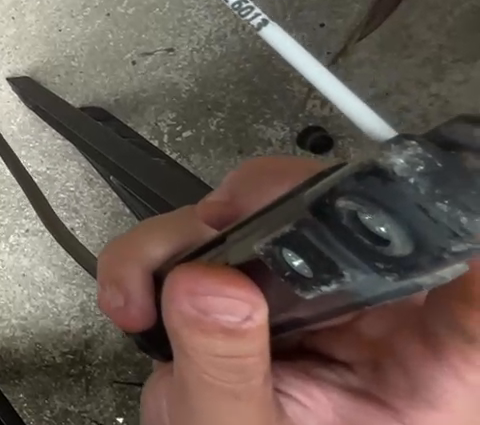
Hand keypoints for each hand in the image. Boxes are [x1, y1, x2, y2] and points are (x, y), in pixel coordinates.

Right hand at [96, 156, 479, 423]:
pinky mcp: (243, 282)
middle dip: (256, 212)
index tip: (419, 197)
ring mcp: (304, 299)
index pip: (472, 308)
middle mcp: (377, 327)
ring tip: (137, 299)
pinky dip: (147, 254)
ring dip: (172, 243)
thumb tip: (213, 283)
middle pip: (339, 227)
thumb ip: (227, 364)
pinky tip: (132, 297)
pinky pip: (194, 234)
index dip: (459, 247)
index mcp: (423, 381)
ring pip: (246, 219)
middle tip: (207, 230)